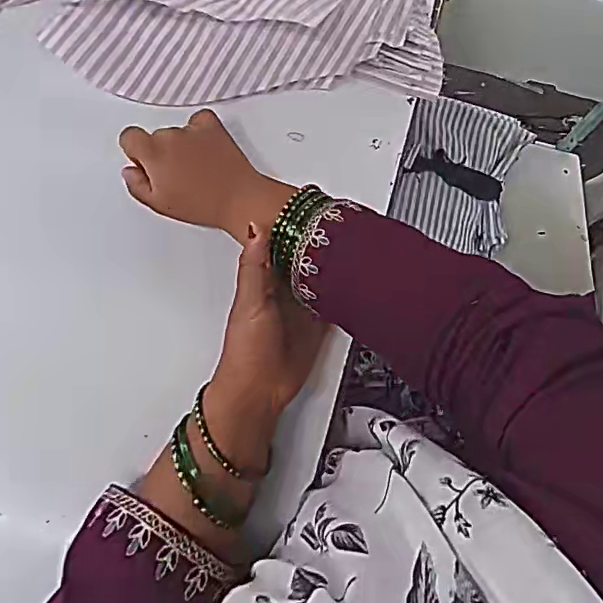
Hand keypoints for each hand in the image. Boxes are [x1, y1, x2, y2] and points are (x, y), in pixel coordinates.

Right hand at [119, 109, 299, 236]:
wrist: (239, 199)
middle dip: (162, 151)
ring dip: (183, 143)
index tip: (147, 163)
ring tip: (198, 167)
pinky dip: (201, 129)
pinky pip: (200, 120)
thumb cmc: (202, 204)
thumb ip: (137, 184)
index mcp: (152, 153)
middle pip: (156, 136)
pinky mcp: (214, 126)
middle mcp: (170, 136)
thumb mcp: (159, 203)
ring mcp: (193, 129)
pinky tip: (206, 148)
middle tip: (178, 174)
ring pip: (178, 130)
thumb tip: (131, 172)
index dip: (136, 151)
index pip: (129, 136)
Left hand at [203, 225, 330, 473]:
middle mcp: (285, 291)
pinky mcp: (319, 325)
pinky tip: (355, 282)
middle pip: (306, 261)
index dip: (294, 228)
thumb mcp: (250, 302)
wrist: (259, 392)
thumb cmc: (246, 351)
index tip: (310, 210)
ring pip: (322, 279)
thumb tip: (255, 228)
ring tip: (353, 248)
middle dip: (320, 246)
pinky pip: (336, 303)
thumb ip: (254, 266)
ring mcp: (303, 308)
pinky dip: (345, 293)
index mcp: (265, 280)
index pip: (281, 246)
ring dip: (334, 268)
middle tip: (340, 225)